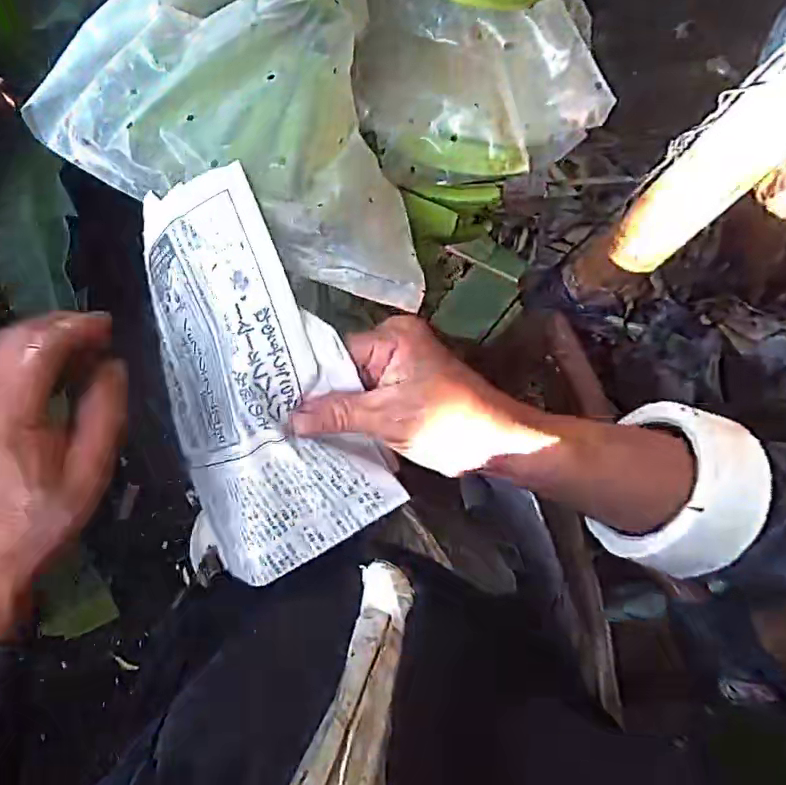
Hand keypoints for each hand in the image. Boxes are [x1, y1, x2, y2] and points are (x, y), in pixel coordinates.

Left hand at [0, 312, 127, 642]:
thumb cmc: (46, 515)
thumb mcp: (91, 471)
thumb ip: (105, 412)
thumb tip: (112, 365)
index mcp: (8, 414)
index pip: (38, 347)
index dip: (75, 327)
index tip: (109, 326)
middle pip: (20, 336)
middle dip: (64, 324)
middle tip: (103, 333)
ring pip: (10, 343)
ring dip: (51, 336)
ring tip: (90, 346)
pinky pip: (5, 360)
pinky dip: (37, 351)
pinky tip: (64, 364)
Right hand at [289, 315, 557, 476]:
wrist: (503, 447)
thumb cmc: (455, 426)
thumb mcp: (387, 420)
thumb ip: (338, 415)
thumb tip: (294, 418)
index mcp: (394, 337)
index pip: (337, 353)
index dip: (311, 379)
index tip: (282, 399)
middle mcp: (396, 342)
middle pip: (343, 369)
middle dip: (324, 396)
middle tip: (288, 418)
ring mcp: (401, 365)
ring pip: (354, 385)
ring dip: (339, 408)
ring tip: (305, 427)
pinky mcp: (405, 386)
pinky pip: (370, 395)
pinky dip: (357, 413)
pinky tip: (335, 430)